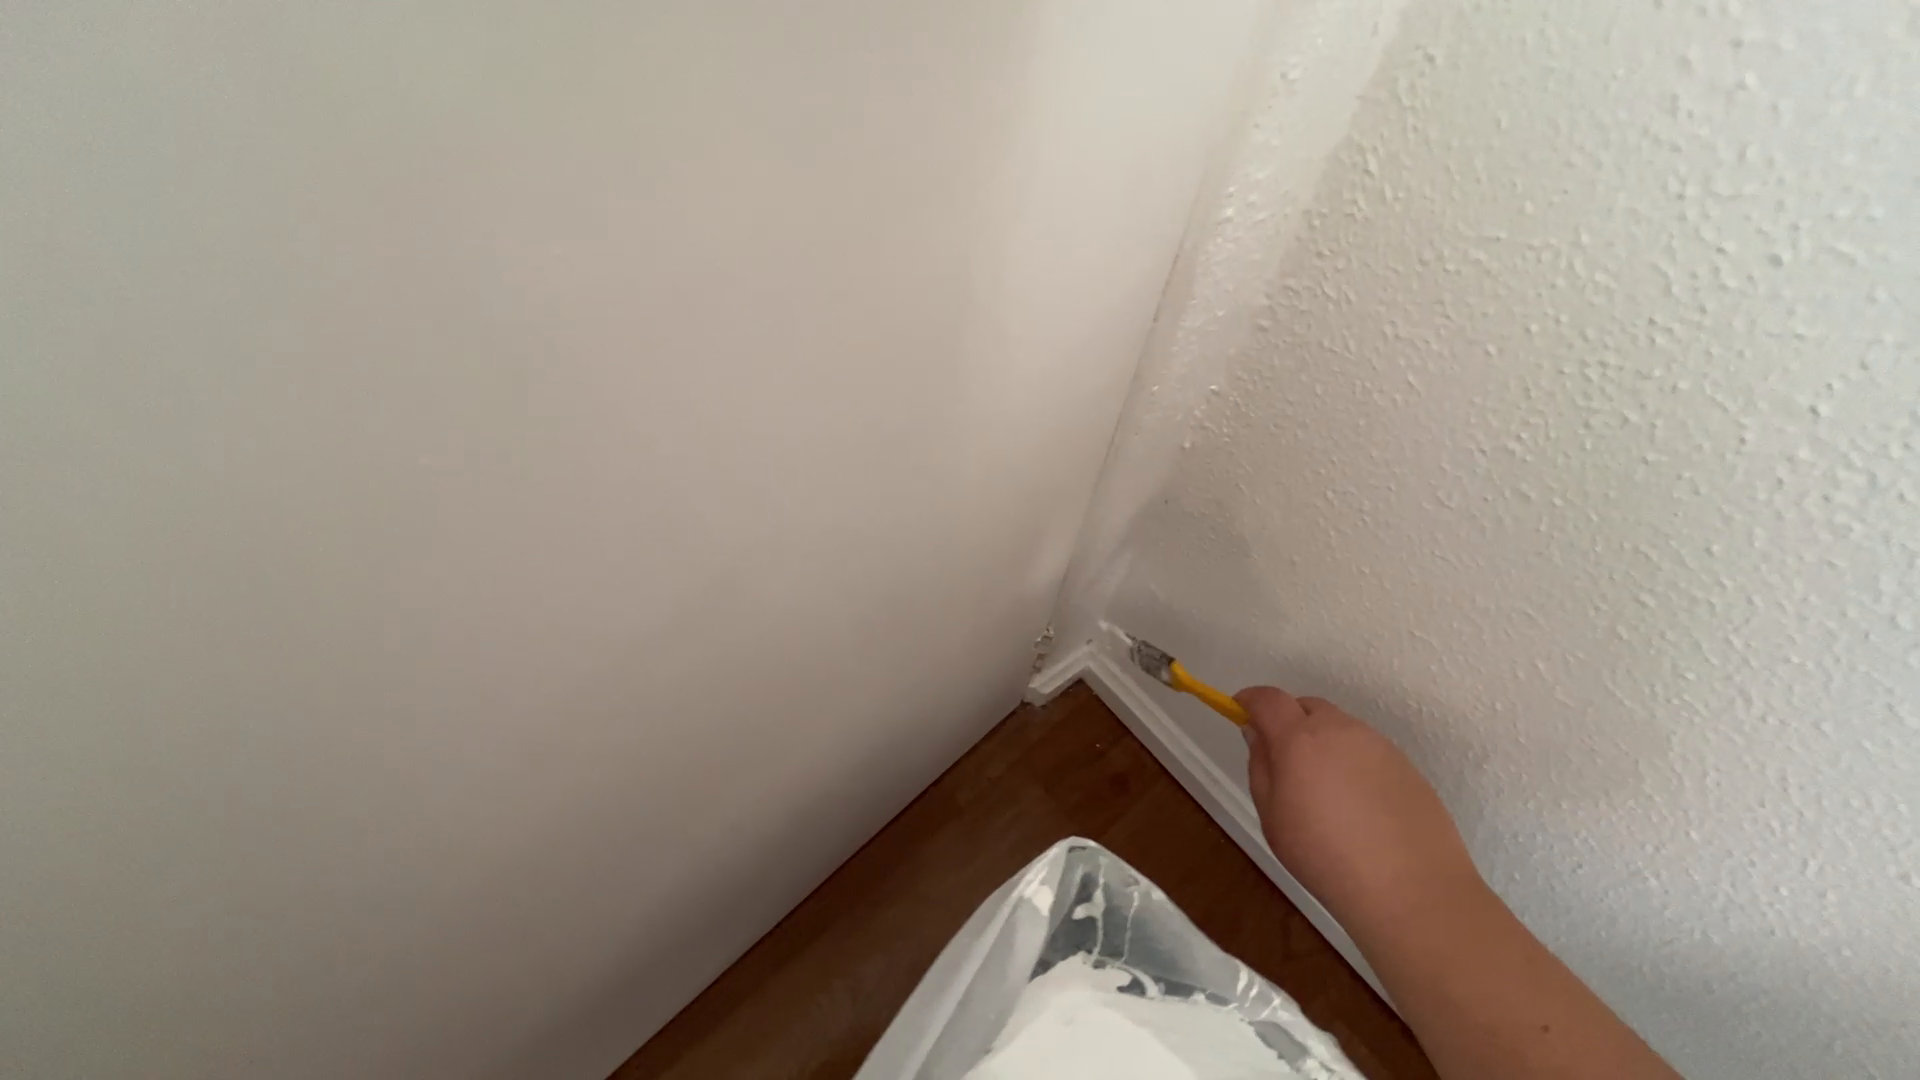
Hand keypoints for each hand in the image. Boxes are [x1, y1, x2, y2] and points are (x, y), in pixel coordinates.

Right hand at [1237, 686, 1481, 928]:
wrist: (1411, 890)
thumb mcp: (1273, 817)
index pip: (1269, 699)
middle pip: (1307, 707)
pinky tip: (1357, 806)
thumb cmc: (1325, 856)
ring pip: (1341, 728)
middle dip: (1289, 720)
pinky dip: (1353, 763)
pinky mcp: (1408, 767)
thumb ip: (1260, 767)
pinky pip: (1368, 751)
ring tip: (1323, 790)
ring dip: (1323, 742)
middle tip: (1283, 758)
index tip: (1240, 711)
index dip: (1250, 700)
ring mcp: (1380, 746)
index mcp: (1300, 739)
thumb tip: (1258, 733)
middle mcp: (1341, 730)